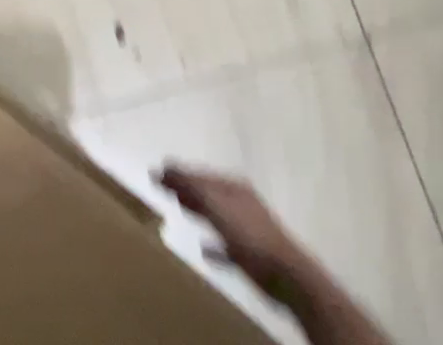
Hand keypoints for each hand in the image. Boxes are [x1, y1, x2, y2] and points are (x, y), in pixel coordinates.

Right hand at [158, 165, 309, 297]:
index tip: (155, 173)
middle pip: (207, 192)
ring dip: (198, 211)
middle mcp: (241, 203)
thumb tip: (164, 165)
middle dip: (186, 189)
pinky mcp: (251, 254)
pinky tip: (203, 250)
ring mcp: (248, 228)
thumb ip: (191, 187)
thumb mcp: (216, 207)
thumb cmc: (250, 237)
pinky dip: (213, 245)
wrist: (288, 277)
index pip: (199, 175)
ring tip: (179, 209)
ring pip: (215, 215)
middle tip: (162, 187)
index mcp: (233, 188)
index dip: (177, 173)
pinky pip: (224, 245)